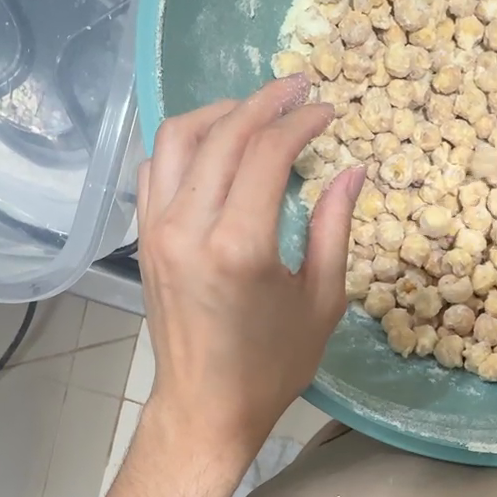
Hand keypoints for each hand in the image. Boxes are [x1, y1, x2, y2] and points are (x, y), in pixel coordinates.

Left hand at [135, 76, 364, 463]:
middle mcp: (189, 226)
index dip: (301, 122)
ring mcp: (157, 229)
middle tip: (299, 89)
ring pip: (179, 138)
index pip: (267, 152)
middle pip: (224, 133)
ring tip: (257, 110)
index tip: (327, 112)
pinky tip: (215, 146)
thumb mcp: (321, 302)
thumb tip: (352, 171)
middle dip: (265, 103)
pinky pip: (156, 166)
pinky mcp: (144, 238)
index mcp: (240, 245)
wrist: (205, 407)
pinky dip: (186, 142)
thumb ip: (335, 230)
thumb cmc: (272, 365)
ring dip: (220, 112)